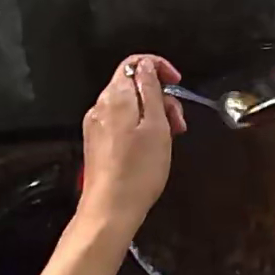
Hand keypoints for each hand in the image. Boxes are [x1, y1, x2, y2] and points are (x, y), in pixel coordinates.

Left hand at [77, 54, 185, 236]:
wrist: (110, 212)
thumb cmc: (139, 171)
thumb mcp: (156, 125)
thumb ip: (152, 89)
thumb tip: (148, 66)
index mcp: (115, 96)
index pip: (135, 62)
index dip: (159, 67)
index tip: (176, 83)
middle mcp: (101, 106)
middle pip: (134, 84)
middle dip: (160, 96)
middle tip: (177, 121)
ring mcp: (97, 124)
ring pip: (130, 104)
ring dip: (154, 113)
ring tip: (169, 136)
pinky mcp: (97, 142)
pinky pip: (122, 121)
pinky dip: (141, 126)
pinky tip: (152, 146)